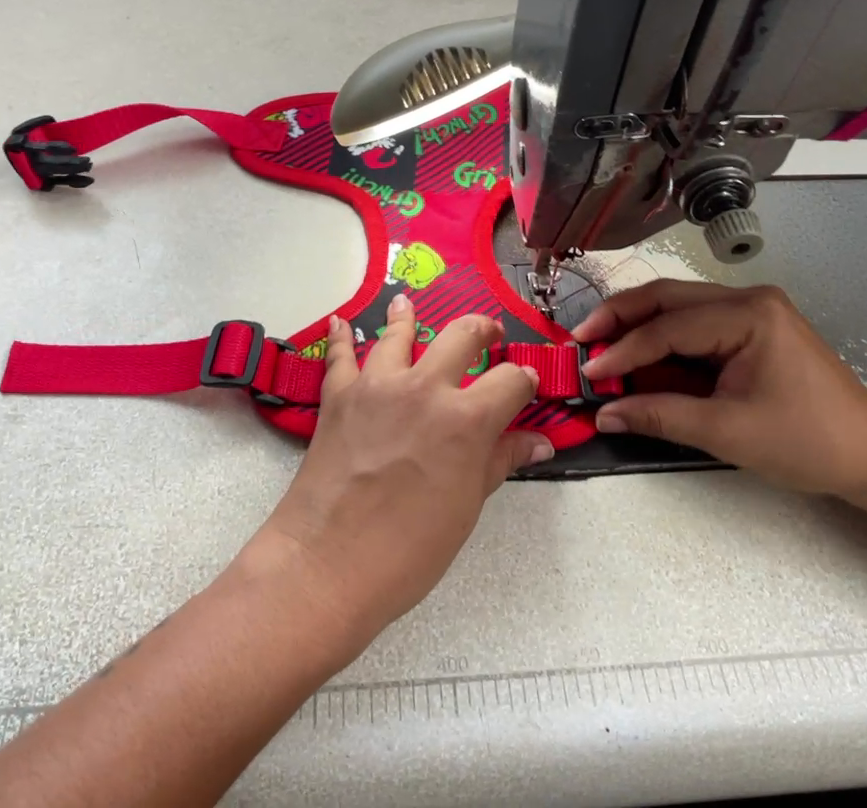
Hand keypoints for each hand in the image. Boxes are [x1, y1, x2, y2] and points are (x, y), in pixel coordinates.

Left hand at [247, 293, 551, 640]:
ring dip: (407, 317)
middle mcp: (423, 388)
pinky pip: (340, 357)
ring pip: (397, 335)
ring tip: (409, 304)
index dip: (524, 381)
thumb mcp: (466, 506)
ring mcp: (376, 387)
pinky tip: (341, 323)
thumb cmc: (410, 549)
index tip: (526, 385)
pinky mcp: (337, 398)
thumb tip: (538, 442)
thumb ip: (499, 461)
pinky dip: (341, 338)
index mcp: (465, 418)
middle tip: (489, 333)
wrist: (328, 562)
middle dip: (482, 330)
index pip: (509, 381)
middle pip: (460, 336)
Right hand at [574, 281, 866, 499]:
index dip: (622, 351)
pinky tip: (638, 357)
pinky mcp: (753, 330)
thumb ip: (660, 416)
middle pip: (667, 298)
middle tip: (579, 341)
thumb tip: (604, 415)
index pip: (668, 327)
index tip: (586, 374)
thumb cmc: (807, 442)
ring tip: (599, 347)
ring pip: (678, 308)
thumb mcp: (727, 432)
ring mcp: (753, 312)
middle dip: (620, 318)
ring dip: (638, 326)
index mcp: (749, 315)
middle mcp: (749, 300)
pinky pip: (695, 326)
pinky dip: (662, 340)